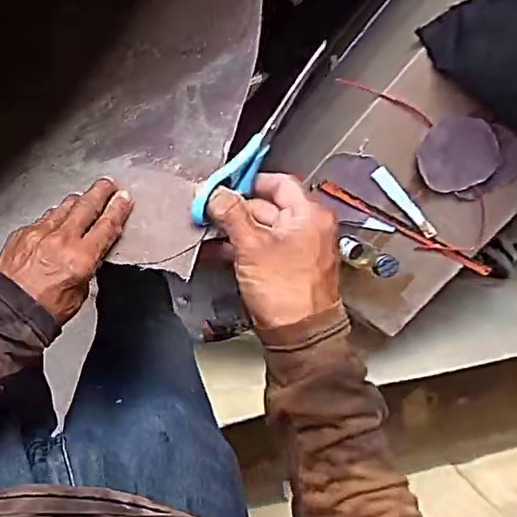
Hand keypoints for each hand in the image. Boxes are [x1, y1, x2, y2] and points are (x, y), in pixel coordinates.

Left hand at [0, 177, 133, 323]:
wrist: (5, 314)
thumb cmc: (41, 312)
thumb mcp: (78, 295)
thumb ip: (85, 269)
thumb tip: (87, 256)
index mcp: (80, 257)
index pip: (106, 226)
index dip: (118, 209)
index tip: (123, 198)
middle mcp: (61, 240)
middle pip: (86, 206)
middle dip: (100, 192)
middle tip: (107, 184)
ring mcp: (39, 233)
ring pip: (63, 208)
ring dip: (76, 202)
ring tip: (83, 198)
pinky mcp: (21, 234)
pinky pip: (42, 218)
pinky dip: (52, 217)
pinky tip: (54, 219)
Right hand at [206, 173, 340, 331]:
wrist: (297, 334)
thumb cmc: (287, 293)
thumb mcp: (251, 245)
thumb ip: (232, 214)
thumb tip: (218, 194)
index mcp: (309, 215)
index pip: (278, 183)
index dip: (250, 181)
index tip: (226, 185)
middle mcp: (307, 228)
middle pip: (265, 206)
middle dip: (235, 210)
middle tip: (208, 213)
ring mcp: (297, 249)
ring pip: (260, 229)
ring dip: (233, 230)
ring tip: (208, 234)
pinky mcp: (285, 268)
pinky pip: (260, 248)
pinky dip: (240, 248)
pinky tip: (218, 252)